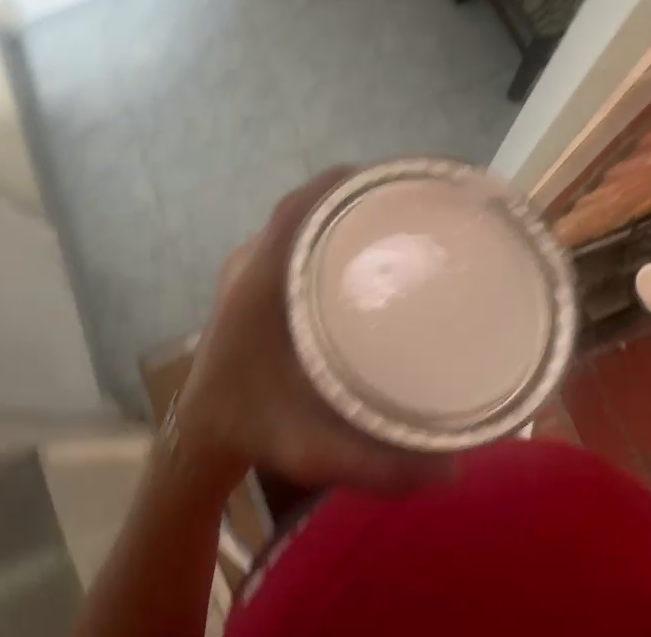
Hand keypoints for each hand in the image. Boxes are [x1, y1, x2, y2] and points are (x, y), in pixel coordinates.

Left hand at [172, 167, 458, 493]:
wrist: (195, 438)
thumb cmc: (250, 431)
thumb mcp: (313, 450)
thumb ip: (379, 466)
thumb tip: (454, 472)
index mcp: (259, 286)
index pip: (296, 210)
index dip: (339, 185)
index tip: (390, 178)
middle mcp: (248, 267)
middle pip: (301, 208)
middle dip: (350, 196)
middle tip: (406, 203)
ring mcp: (242, 273)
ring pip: (292, 223)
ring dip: (333, 213)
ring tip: (387, 220)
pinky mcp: (244, 284)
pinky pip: (285, 240)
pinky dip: (317, 233)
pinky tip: (352, 256)